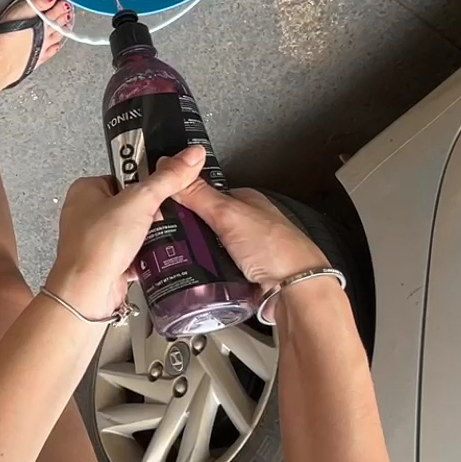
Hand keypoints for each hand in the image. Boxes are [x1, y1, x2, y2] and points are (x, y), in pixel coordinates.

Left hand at [48, 146, 206, 317]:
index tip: (163, 186)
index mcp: (86, 190)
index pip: (125, 175)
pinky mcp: (106, 260)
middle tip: (160, 216)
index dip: (147, 181)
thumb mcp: (139, 202)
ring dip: (149, 234)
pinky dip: (145, 254)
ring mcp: (95, 238)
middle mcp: (86, 213)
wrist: (88, 293)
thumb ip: (167, 178)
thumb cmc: (97, 247)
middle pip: (132, 203)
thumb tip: (190, 156)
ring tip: (158, 236)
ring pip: (134, 229)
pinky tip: (152, 255)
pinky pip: (133, 251)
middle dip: (151, 212)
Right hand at [172, 179, 328, 290]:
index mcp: (246, 201)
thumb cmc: (278, 251)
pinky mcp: (242, 274)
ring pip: (207, 249)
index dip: (184, 199)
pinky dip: (204, 273)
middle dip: (188, 232)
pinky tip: (197, 276)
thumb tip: (174, 168)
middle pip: (204, 224)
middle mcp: (247, 225)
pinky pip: (214, 270)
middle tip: (170, 237)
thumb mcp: (229, 215)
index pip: (206, 193)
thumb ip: (199, 195)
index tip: (165, 207)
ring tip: (178, 259)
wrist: (296, 293)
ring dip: (195, 255)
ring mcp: (245, 251)